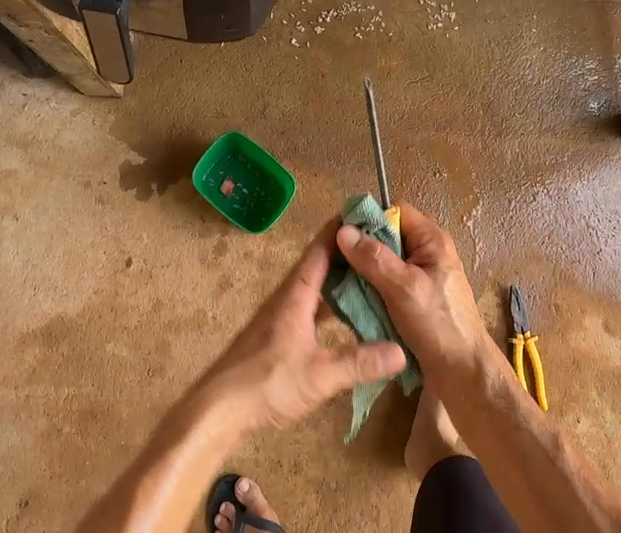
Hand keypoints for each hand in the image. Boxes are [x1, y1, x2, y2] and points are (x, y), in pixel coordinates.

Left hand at [199, 221, 406, 435]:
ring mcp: (280, 317)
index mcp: (295, 295)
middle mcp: (287, 298)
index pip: (320, 250)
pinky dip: (330, 304)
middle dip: (346, 252)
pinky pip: (310, 308)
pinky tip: (347, 316)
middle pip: (319, 265)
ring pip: (315, 288)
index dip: (340, 230)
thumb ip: (360, 363)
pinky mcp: (278, 335)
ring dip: (338, 279)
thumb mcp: (319, 375)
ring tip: (370, 275)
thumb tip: (401, 351)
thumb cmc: (267, 383)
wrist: (219, 409)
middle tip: (378, 244)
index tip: (364, 212)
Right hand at [335, 205, 490, 386]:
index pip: (395, 212)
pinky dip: (368, 291)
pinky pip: (384, 286)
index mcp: (431, 241)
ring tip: (336, 282)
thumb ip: (374, 258)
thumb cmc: (439, 326)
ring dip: (361, 273)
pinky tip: (349, 301)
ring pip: (382, 264)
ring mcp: (418, 279)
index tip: (340, 233)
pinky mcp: (412, 302)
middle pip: (386, 238)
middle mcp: (425, 254)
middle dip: (360, 248)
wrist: (463, 375)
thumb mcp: (404, 288)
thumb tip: (344, 231)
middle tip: (331, 260)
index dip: (368, 218)